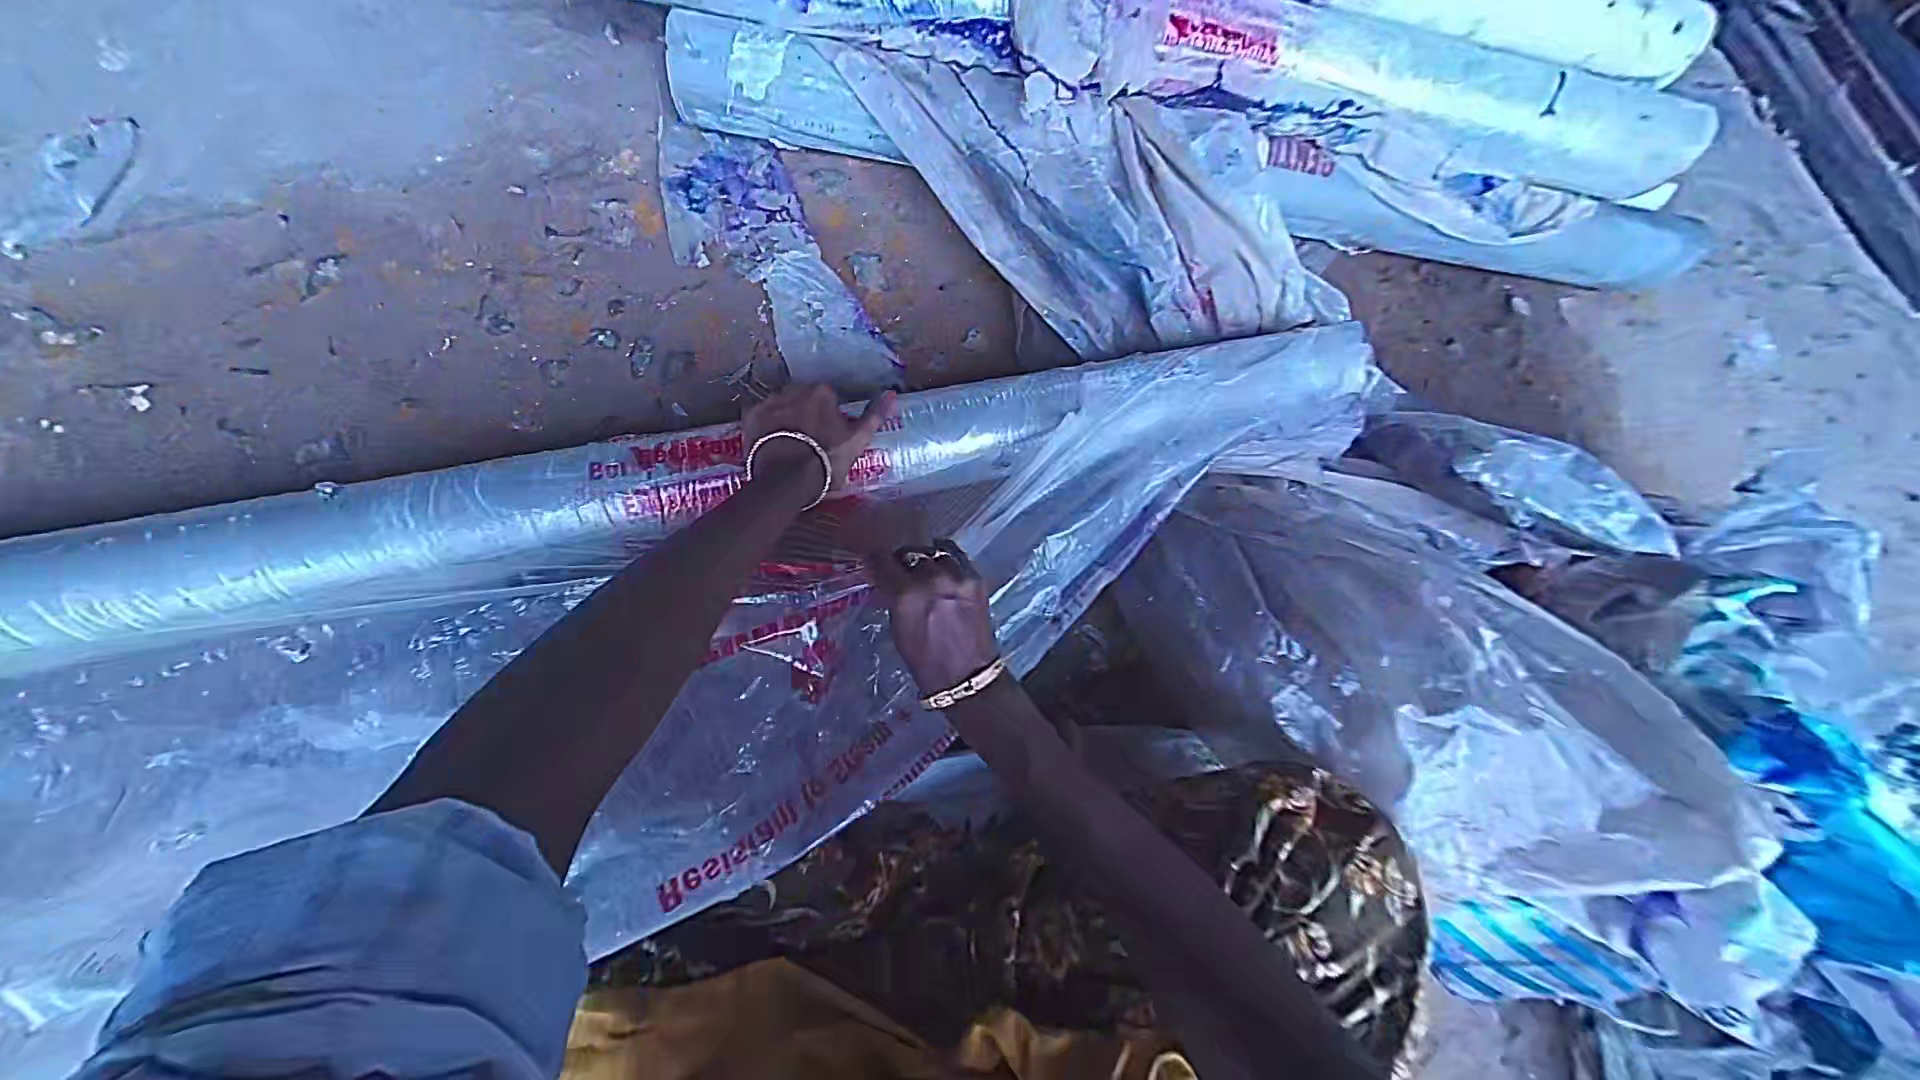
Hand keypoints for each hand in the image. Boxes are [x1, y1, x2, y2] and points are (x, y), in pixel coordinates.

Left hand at [743, 384, 896, 493]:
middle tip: (808, 439)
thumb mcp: (858, 440)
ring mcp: (770, 401)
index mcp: (823, 393)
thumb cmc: (827, 459)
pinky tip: (771, 443)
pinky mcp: (750, 416)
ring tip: (788, 443)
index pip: (829, 399)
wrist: (787, 478)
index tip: (828, 435)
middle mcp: (795, 389)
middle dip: (805, 413)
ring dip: (785, 418)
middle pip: (803, 398)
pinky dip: (765, 426)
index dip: (829, 417)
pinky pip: (760, 415)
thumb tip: (892, 393)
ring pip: (781, 405)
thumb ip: (875, 415)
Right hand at [869, 537, 1000, 693]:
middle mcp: (933, 579)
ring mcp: (958, 577)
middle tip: (900, 572)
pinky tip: (942, 569)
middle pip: (910, 553)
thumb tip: (882, 574)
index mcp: (907, 595)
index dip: (876, 559)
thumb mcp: (897, 627)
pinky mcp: (976, 578)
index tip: (874, 561)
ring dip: (926, 560)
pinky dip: (946, 560)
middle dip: (902, 562)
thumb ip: (891, 595)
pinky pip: (956, 556)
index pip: (883, 560)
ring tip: (924, 571)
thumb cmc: (924, 658)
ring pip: (934, 551)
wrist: (967, 674)